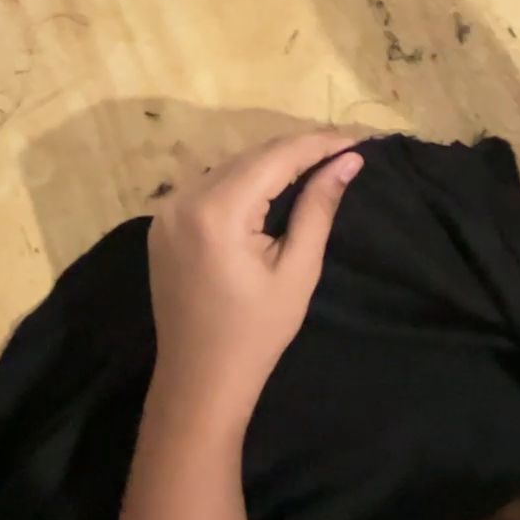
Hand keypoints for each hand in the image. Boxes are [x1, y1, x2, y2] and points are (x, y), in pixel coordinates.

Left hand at [145, 132, 363, 431]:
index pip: (275, 157)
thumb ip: (318, 208)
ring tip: (316, 165)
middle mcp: (184, 199)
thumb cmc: (256, 333)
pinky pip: (209, 187)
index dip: (318, 144)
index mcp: (217, 211)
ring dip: (270, 163)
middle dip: (297, 150)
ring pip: (228, 167)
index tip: (357, 140)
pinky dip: (243, 181)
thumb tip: (348, 162)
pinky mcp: (163, 224)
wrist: (199, 379)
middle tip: (342, 151)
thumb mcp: (297, 270)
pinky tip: (272, 187)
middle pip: (250, 156)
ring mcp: (167, 211)